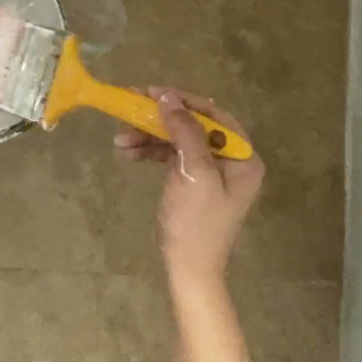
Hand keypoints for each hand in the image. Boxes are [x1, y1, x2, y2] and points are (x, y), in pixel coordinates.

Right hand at [115, 88, 263, 282]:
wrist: (188, 267)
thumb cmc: (196, 222)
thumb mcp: (194, 173)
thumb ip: (185, 131)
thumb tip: (167, 97)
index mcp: (242, 157)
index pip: (213, 115)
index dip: (182, 101)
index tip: (152, 93)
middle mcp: (230, 159)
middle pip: (191, 125)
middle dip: (158, 120)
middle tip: (129, 109)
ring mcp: (210, 170)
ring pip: (176, 138)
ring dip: (148, 135)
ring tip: (120, 140)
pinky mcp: (192, 179)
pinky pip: (170, 154)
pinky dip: (149, 150)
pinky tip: (128, 152)